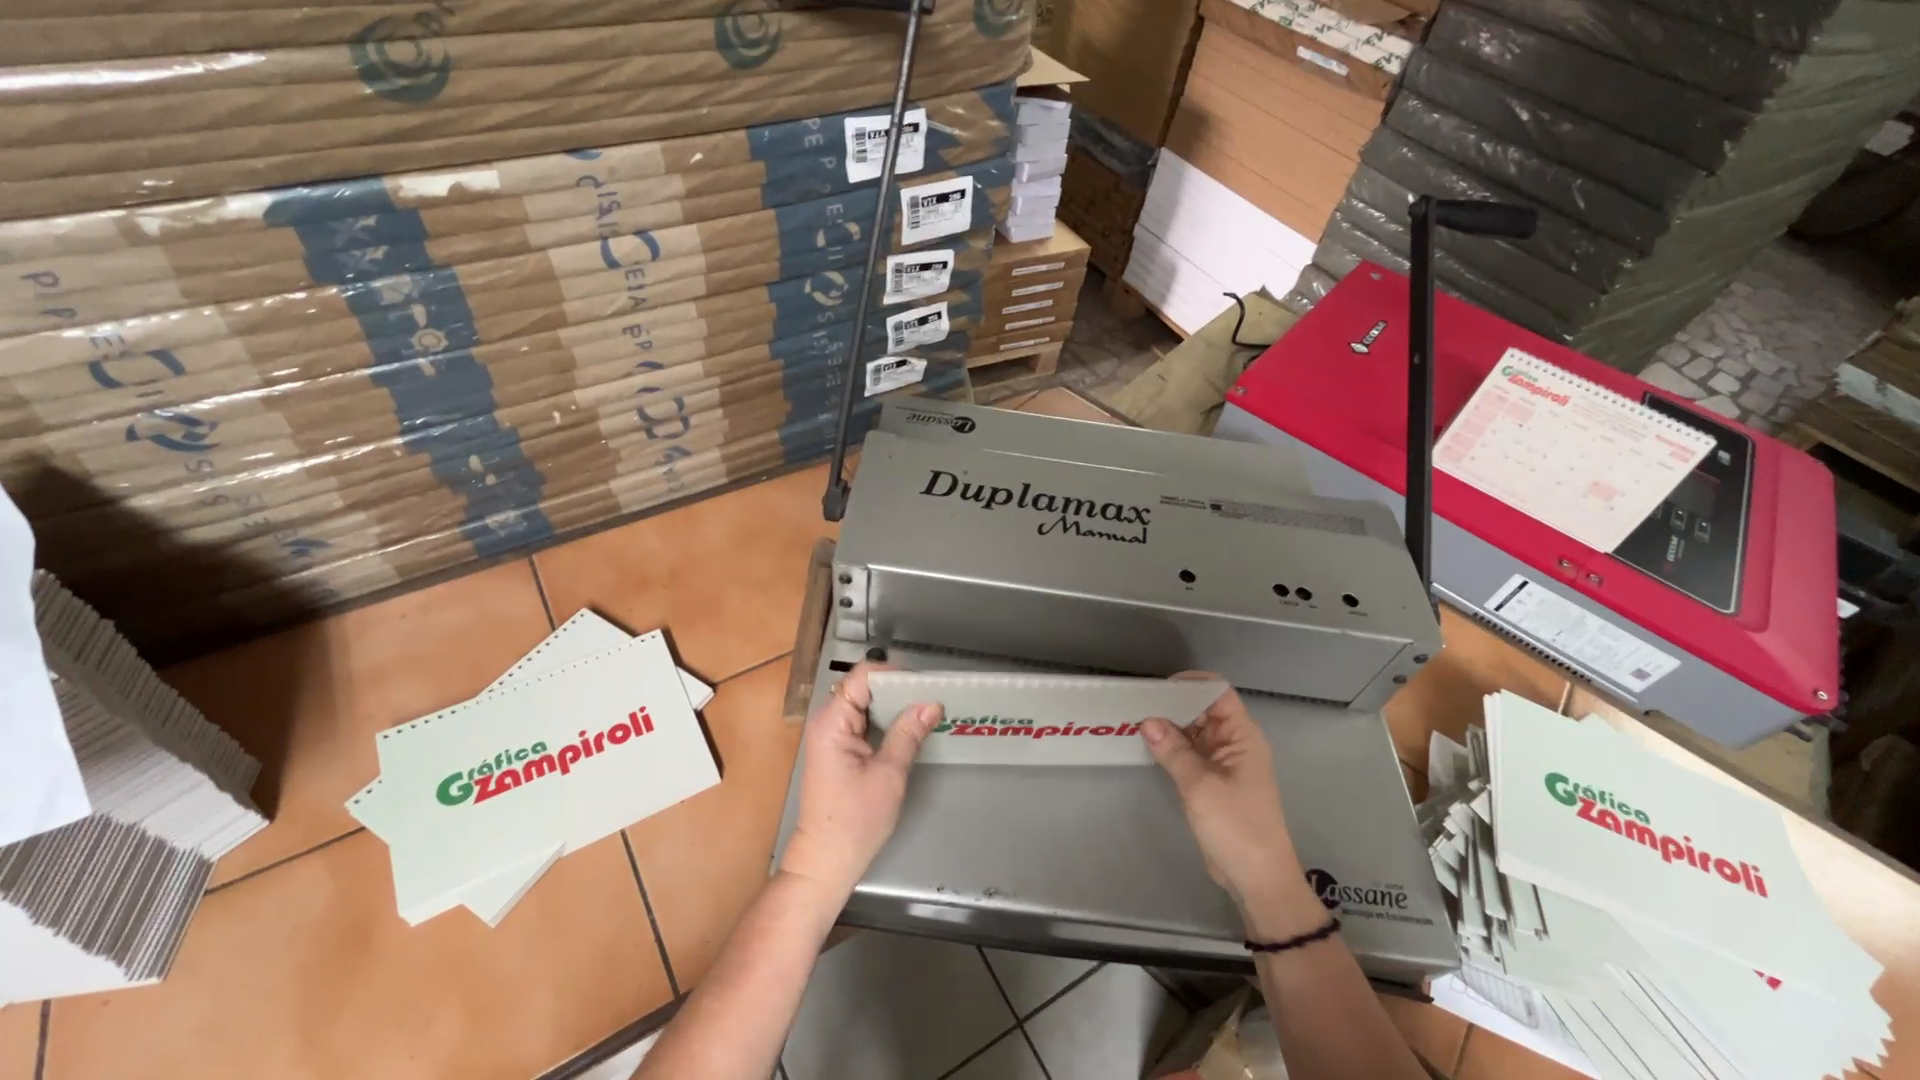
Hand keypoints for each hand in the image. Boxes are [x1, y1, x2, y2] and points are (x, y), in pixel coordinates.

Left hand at [779, 662, 939, 896]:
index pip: (863, 677)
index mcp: (832, 722)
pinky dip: (886, 722)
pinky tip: (911, 729)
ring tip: (928, 711)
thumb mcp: (889, 775)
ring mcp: (830, 736)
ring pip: (866, 705)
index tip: (926, 686)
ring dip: (895, 707)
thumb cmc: (856, 821)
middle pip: (864, 688)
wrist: (827, 860)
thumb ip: (908, 734)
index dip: (895, 676)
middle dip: (899, 690)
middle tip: (934, 699)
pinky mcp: (837, 750)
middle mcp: (826, 722)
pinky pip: (863, 723)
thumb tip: (931, 703)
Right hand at [1140, 675, 1306, 919]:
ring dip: (1169, 728)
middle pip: (1203, 711)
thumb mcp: (1200, 785)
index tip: (1157, 688)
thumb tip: (1147, 721)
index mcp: (1243, 737)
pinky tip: (1147, 747)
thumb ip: (1173, 751)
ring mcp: (1224, 764)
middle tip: (1136, 704)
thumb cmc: (1236, 826)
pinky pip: (1190, 755)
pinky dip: (1171, 749)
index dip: (1190, 684)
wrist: (1257, 878)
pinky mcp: (1213, 783)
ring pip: (1194, 733)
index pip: (1219, 693)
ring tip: (1134, 721)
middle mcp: (1235, 744)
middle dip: (1173, 705)